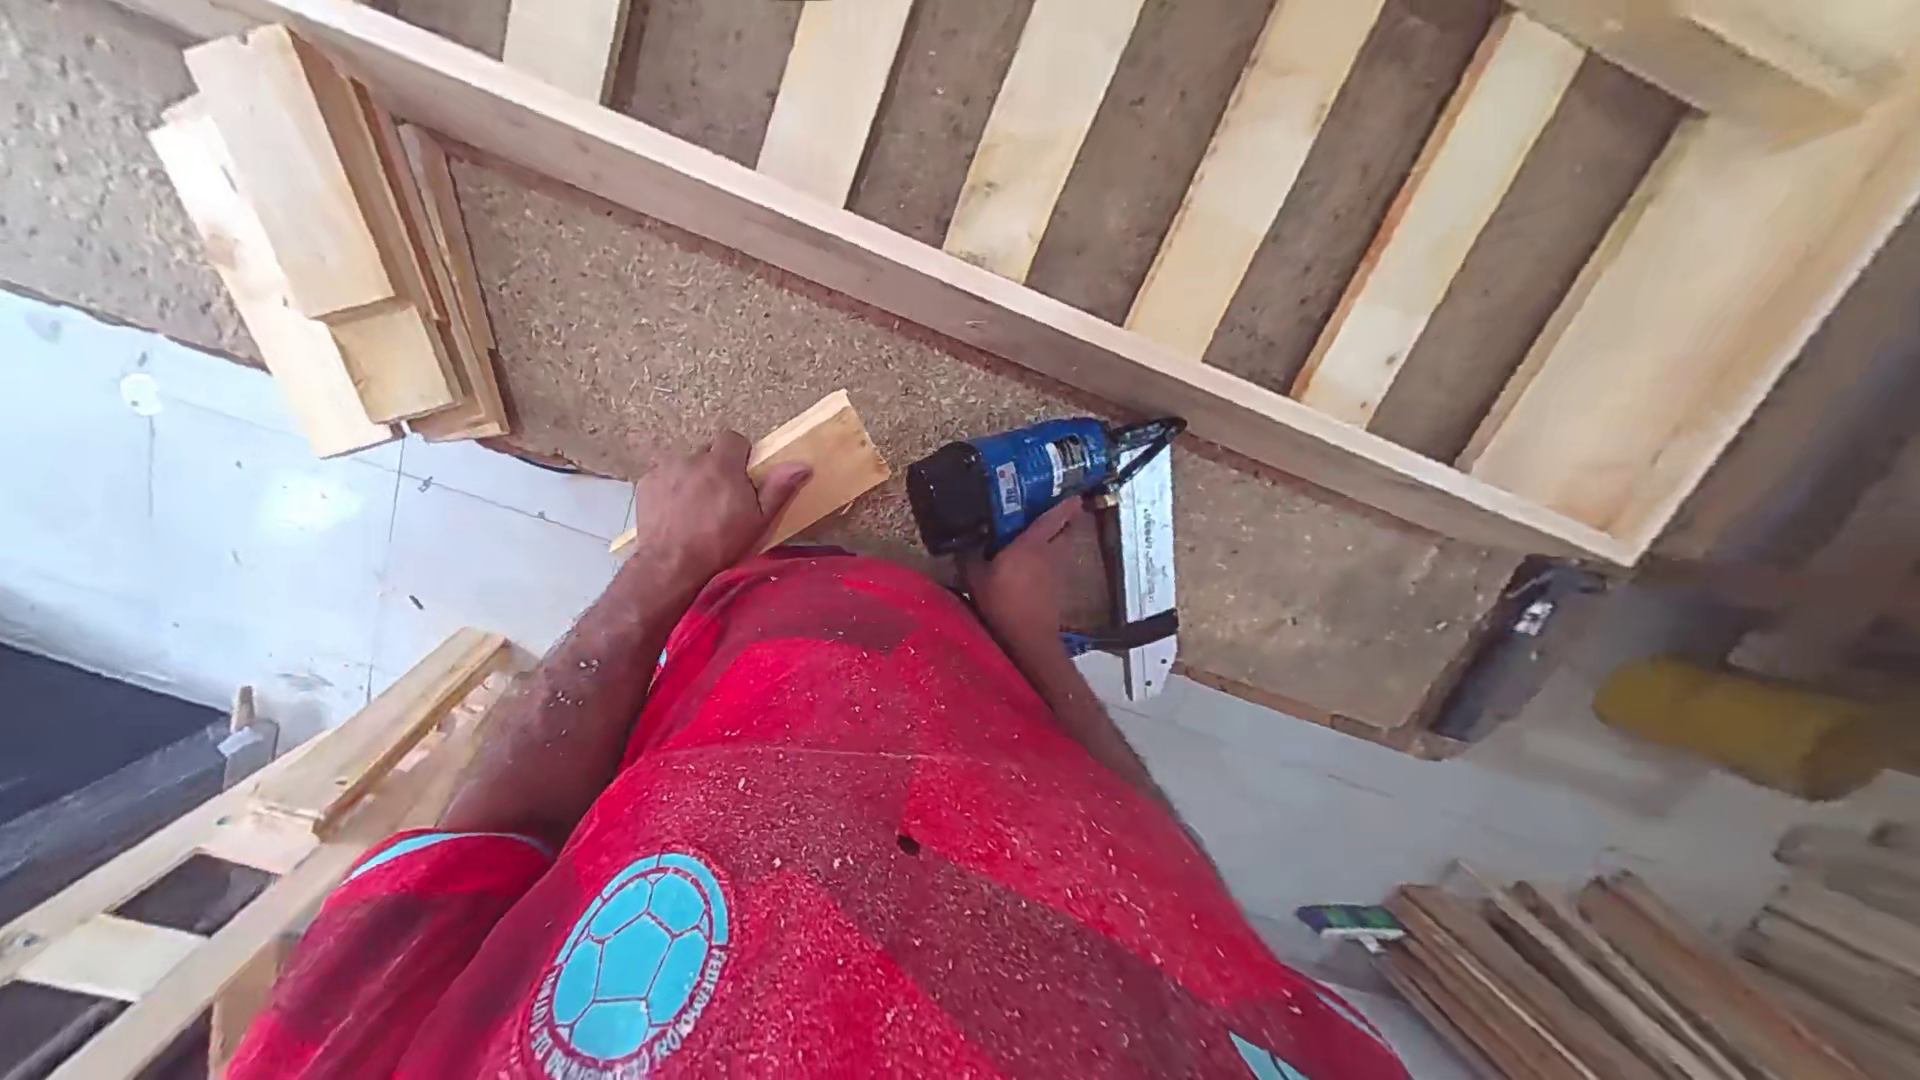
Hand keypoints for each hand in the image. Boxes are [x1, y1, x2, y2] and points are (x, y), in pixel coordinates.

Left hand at [627, 430, 810, 591]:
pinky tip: (676, 511)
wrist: (672, 564)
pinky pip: (665, 476)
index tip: (741, 477)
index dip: (739, 455)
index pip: (733, 438)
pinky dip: (672, 488)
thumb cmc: (720, 543)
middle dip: (716, 467)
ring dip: (693, 476)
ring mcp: (665, 469)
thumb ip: (778, 488)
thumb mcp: (759, 520)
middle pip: (708, 451)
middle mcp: (691, 458)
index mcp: (722, 464)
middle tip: (721, 497)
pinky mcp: (646, 482)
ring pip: (686, 463)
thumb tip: (802, 465)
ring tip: (697, 506)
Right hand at [960, 497, 1088, 653]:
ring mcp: (1058, 572)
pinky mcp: (1058, 589)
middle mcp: (1050, 553)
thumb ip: (969, 555)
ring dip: (1060, 540)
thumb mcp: (975, 577)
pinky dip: (1052, 560)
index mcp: (1032, 544)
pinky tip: (1036, 565)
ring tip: (1044, 536)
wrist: (1027, 637)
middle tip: (1055, 511)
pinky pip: (1057, 565)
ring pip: (1064, 548)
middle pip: (1067, 530)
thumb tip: (961, 539)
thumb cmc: (1002, 602)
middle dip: (1067, 520)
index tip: (1073, 493)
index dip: (1065, 504)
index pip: (1054, 517)